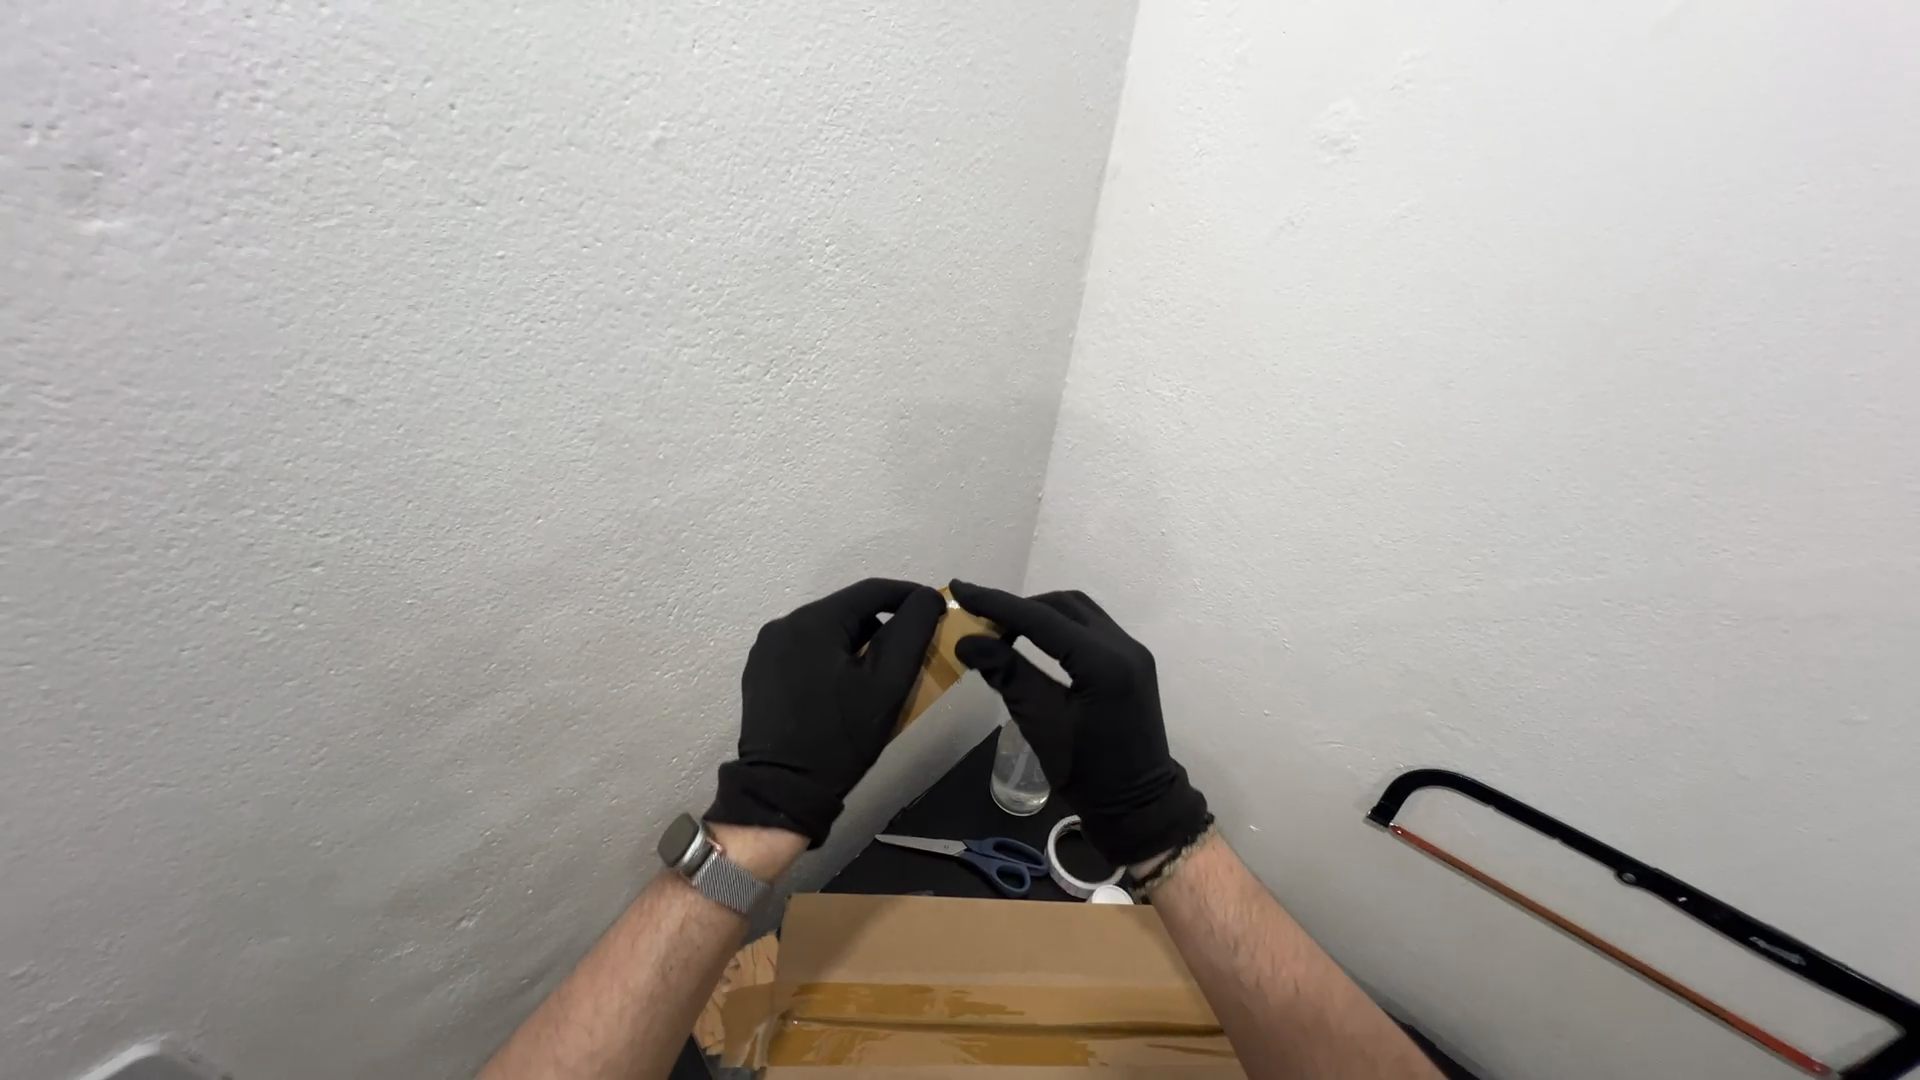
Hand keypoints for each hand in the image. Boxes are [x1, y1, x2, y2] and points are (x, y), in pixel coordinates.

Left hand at [705, 578, 946, 848]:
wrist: (782, 791)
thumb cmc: (841, 737)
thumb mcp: (888, 683)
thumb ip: (912, 631)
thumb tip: (927, 597)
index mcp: (813, 621)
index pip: (872, 591)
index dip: (909, 595)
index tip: (935, 608)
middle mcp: (784, 624)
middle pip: (848, 611)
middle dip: (884, 624)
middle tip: (912, 649)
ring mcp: (767, 649)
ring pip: (827, 631)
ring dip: (857, 643)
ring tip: (880, 672)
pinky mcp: (760, 672)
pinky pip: (806, 650)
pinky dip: (832, 658)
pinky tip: (845, 686)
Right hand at [949, 580, 1209, 866]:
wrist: (1138, 806)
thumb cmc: (1088, 774)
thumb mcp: (1041, 724)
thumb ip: (1007, 675)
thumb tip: (966, 641)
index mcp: (1103, 662)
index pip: (1041, 619)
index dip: (997, 603)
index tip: (961, 590)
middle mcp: (1123, 645)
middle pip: (1062, 605)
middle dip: (1018, 607)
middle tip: (979, 617)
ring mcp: (1132, 651)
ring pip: (1078, 610)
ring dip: (1039, 612)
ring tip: (1002, 627)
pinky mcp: (1132, 661)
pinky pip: (1090, 626)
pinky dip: (1058, 625)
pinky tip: (1033, 638)